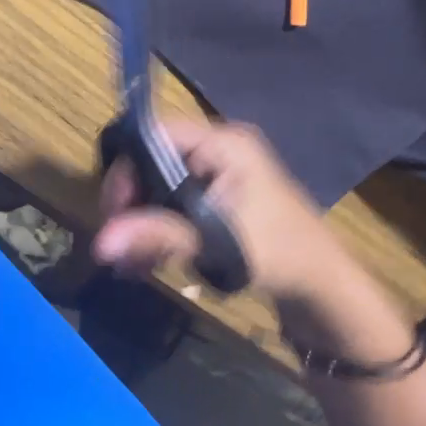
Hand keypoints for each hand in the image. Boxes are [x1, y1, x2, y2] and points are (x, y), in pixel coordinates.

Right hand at [91, 119, 352, 304]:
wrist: (326, 290)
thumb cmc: (279, 254)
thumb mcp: (215, 241)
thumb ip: (157, 235)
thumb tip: (99, 244)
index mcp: (222, 143)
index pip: (151, 135)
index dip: (126, 168)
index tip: (115, 209)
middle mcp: (216, 147)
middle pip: (149, 161)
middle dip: (130, 202)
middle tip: (120, 239)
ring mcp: (215, 171)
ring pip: (155, 185)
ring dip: (139, 221)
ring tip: (132, 258)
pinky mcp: (213, 195)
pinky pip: (169, 200)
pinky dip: (156, 227)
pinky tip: (148, 257)